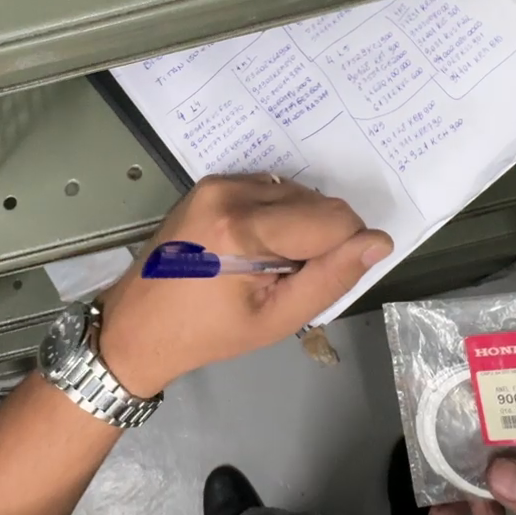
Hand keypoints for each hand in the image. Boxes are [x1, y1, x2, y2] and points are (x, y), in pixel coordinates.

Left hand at [96, 174, 392, 396]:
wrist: (137, 323)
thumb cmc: (206, 332)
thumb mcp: (276, 320)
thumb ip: (331, 279)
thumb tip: (378, 243)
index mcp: (243, 229)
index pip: (333, 218)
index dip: (346, 249)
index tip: (323, 279)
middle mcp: (230, 192)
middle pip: (317, 201)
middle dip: (323, 238)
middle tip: (290, 277)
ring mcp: (217, 183)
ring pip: (297, 192)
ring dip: (301, 225)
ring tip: (270, 264)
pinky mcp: (211, 182)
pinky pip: (270, 188)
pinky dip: (279, 214)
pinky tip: (256, 246)